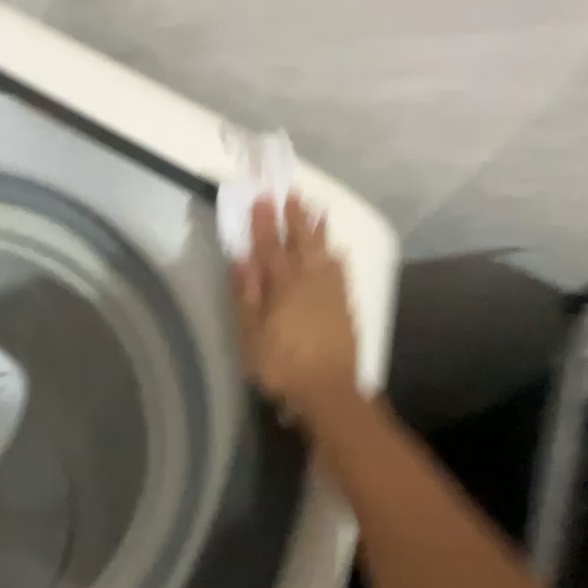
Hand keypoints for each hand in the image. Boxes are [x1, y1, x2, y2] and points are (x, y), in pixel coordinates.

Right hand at [232, 193, 362, 422]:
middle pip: (301, 243)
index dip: (264, 222)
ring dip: (319, 231)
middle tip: (292, 193)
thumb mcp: (250, 335)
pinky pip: (342, 273)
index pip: (270, 246)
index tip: (261, 197)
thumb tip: (241, 260)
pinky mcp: (345, 308)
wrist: (330, 393)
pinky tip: (337, 253)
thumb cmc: (281, 367)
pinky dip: (337, 258)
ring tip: (318, 210)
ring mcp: (331, 294)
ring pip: (325, 253)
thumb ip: (246, 295)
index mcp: (283, 285)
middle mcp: (309, 281)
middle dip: (295, 218)